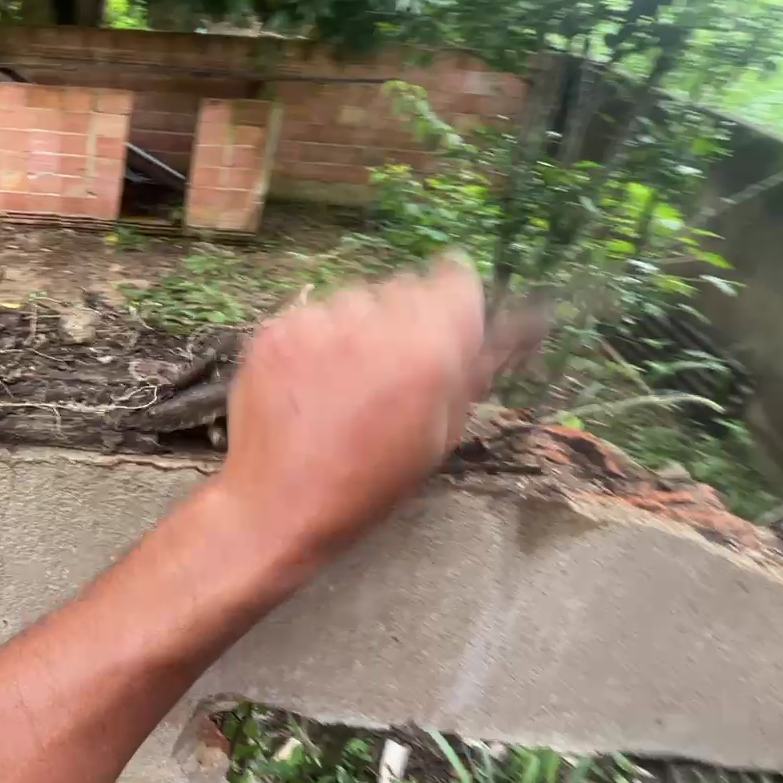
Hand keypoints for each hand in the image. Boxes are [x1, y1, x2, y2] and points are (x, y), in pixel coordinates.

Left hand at [212, 256, 492, 577]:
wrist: (278, 501)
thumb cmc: (366, 482)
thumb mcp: (437, 436)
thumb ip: (468, 372)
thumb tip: (509, 326)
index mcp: (428, 352)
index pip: (455, 280)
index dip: (453, 300)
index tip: (444, 319)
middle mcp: (373, 325)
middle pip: (403, 287)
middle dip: (404, 316)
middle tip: (388, 365)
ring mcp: (316, 324)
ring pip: (352, 298)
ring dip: (355, 324)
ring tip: (341, 376)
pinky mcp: (272, 330)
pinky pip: (306, 314)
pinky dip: (311, 336)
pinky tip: (306, 379)